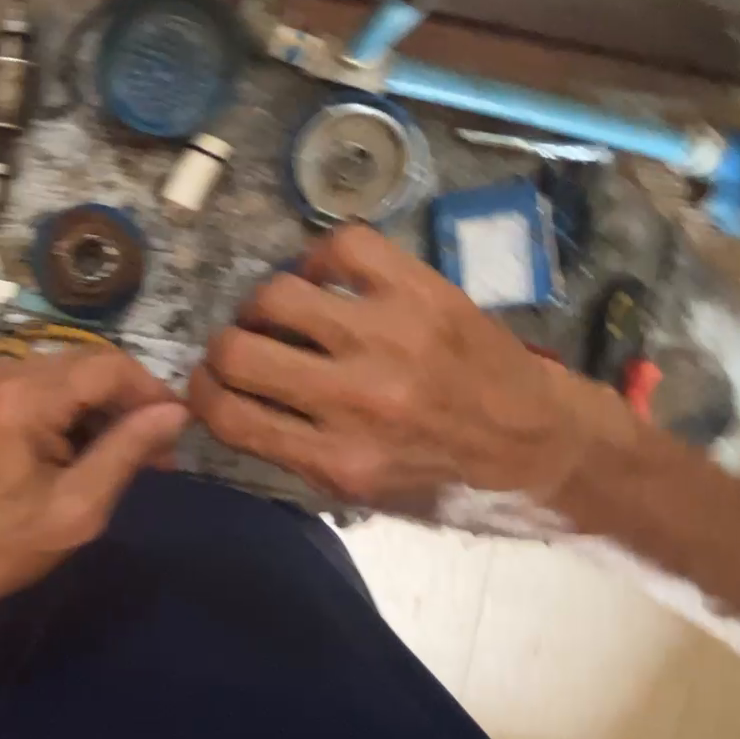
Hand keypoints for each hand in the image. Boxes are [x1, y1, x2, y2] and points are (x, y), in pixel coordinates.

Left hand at [0, 349, 188, 639]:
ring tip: (134, 458)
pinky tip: (94, 452)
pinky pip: (48, 390)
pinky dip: (77, 414)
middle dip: (131, 402)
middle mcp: (5, 372)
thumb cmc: (2, 547)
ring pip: (73, 376)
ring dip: (106, 409)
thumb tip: (177, 412)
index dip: (152, 391)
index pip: (108, 366)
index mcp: (23, 396)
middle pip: (90, 365)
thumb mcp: (77, 507)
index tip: (181, 428)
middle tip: (160, 452)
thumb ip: (128, 450)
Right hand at [188, 226, 629, 507]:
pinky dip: (319, 259)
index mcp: (338, 458)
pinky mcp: (421, 291)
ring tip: (281, 315)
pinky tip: (324, 280)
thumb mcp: (360, 490)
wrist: (540, 442)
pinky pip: (340, 248)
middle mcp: (357, 398)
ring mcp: (390, 336)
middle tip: (241, 349)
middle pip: (236, 351)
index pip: (227, 415)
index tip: (206, 384)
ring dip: (262, 306)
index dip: (199, 394)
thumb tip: (227, 398)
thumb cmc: (442, 474)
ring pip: (275, 295)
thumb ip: (289, 450)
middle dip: (221, 351)